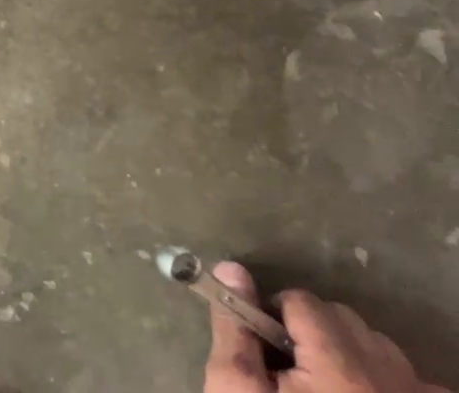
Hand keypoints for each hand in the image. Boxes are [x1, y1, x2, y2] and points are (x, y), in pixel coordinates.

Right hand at [204, 261, 449, 392]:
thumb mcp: (234, 384)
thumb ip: (233, 327)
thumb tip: (231, 268)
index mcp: (340, 368)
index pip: (305, 302)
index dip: (273, 312)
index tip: (261, 339)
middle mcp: (392, 380)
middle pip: (345, 318)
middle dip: (310, 328)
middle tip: (287, 359)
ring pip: (379, 344)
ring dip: (347, 350)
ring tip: (323, 379)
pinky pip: (417, 376)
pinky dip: (386, 376)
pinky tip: (365, 391)